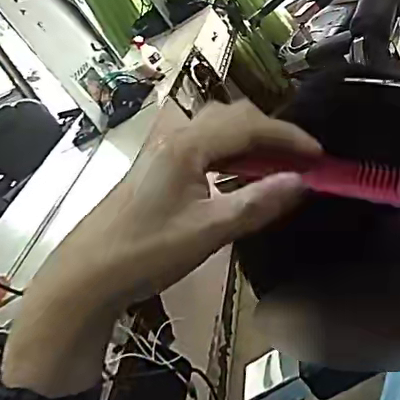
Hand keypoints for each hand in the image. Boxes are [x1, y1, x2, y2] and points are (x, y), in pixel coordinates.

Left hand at [2, 102, 317, 394]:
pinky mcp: (159, 166)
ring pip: (220, 128)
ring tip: (279, 163)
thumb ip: (258, 203)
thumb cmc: (144, 253)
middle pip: (235, 116)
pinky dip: (234, 151)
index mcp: (187, 145)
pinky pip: (207, 144)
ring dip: (253, 139)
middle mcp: (176, 137)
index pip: (250, 125)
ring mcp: (165, 150)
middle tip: (301, 157)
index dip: (289, 136)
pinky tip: (243, 173)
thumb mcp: (208, 231)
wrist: (81, 282)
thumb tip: (302, 182)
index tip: (318, 154)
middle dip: (273, 131)